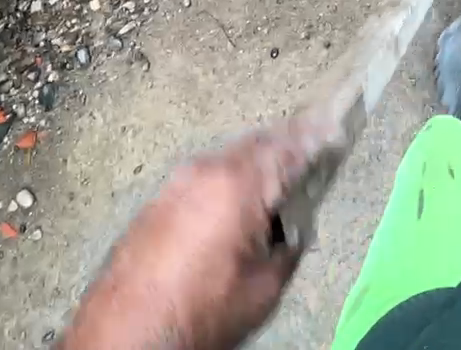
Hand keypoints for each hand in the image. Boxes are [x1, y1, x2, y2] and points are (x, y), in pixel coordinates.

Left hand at [61, 118, 338, 349]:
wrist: (120, 342)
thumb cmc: (201, 314)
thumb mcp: (266, 286)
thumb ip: (291, 241)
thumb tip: (294, 222)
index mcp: (238, 183)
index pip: (293, 144)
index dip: (321, 136)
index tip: (340, 131)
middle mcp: (206, 169)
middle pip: (261, 142)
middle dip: (289, 145)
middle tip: (313, 155)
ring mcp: (176, 182)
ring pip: (231, 157)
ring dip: (258, 164)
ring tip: (276, 185)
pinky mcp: (156, 201)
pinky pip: (206, 176)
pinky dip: (229, 181)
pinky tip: (235, 206)